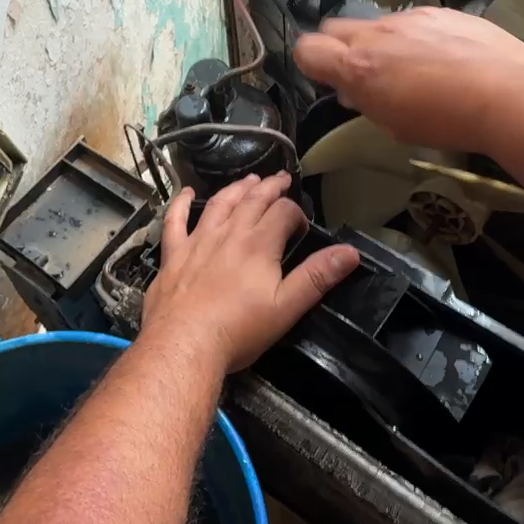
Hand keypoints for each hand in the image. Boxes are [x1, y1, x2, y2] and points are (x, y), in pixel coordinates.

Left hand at [141, 172, 360, 372]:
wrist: (184, 344)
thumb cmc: (238, 330)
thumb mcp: (287, 306)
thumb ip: (317, 276)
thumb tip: (350, 252)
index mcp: (259, 245)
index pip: (283, 212)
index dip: (296, 213)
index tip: (302, 224)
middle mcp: (229, 234)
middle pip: (252, 200)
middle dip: (270, 188)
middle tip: (280, 179)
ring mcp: (198, 241)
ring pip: (219, 204)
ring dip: (236, 189)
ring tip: (248, 180)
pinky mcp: (174, 255)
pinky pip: (175, 220)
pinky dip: (180, 203)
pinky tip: (185, 193)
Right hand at [294, 6, 523, 152]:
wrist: (509, 93)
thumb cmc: (447, 121)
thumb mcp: (393, 125)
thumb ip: (365, 102)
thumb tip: (353, 92)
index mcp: (358, 66)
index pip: (307, 49)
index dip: (309, 63)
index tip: (323, 78)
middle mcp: (378, 33)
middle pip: (334, 27)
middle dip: (338, 47)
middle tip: (359, 74)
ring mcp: (411, 17)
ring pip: (376, 23)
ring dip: (379, 43)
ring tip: (408, 70)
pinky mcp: (441, 11)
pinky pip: (412, 21)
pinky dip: (414, 37)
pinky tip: (440, 60)